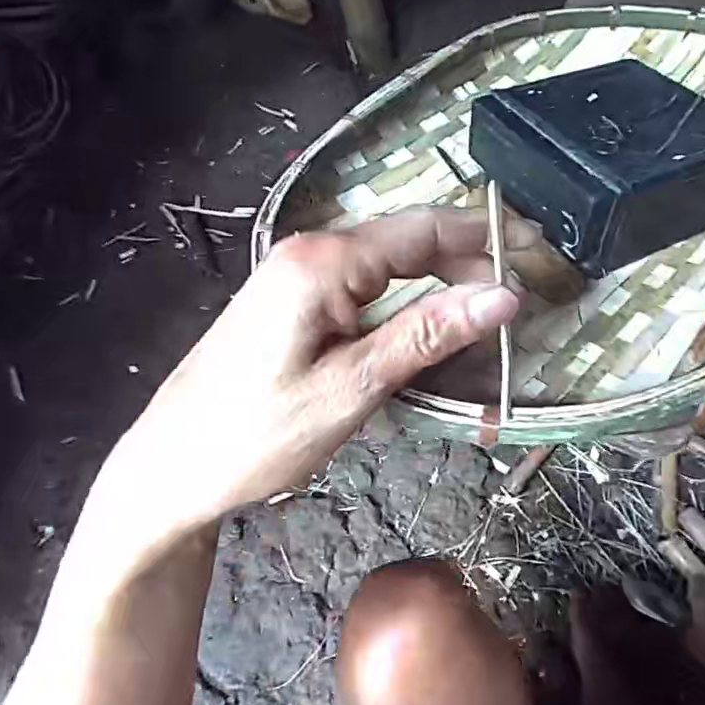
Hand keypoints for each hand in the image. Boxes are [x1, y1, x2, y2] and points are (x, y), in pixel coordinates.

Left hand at [85, 206, 535, 553]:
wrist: (167, 473)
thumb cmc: (254, 435)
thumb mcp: (353, 386)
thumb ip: (429, 333)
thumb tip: (504, 296)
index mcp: (325, 263)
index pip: (426, 230)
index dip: (487, 238)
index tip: (537, 253)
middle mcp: (314, 255)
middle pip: (412, 242)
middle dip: (472, 264)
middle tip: (519, 301)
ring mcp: (303, 279)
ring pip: (396, 267)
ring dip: (446, 286)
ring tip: (489, 320)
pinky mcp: (301, 305)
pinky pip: (374, 290)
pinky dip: (415, 306)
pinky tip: (437, 331)